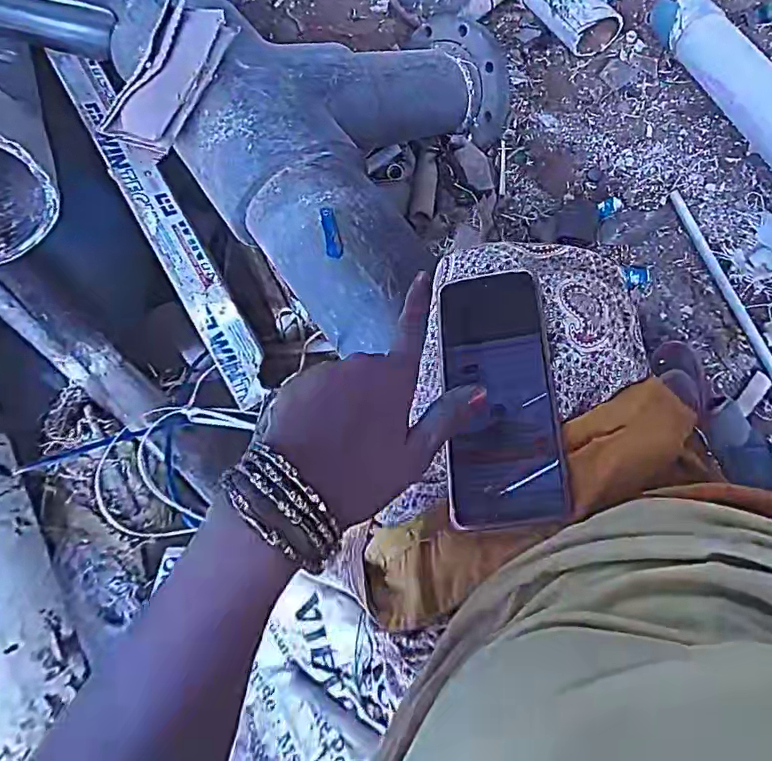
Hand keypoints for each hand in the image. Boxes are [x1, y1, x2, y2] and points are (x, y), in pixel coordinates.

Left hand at [256, 272, 484, 526]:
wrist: (293, 493)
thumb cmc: (360, 478)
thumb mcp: (412, 457)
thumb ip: (445, 418)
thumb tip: (477, 391)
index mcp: (392, 379)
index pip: (410, 330)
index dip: (418, 303)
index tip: (421, 277)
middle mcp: (359, 365)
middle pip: (375, 370)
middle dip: (375, 393)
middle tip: (370, 436)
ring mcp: (324, 371)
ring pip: (344, 381)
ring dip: (345, 402)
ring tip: (339, 443)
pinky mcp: (296, 382)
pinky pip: (316, 389)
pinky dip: (319, 407)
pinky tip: (315, 437)